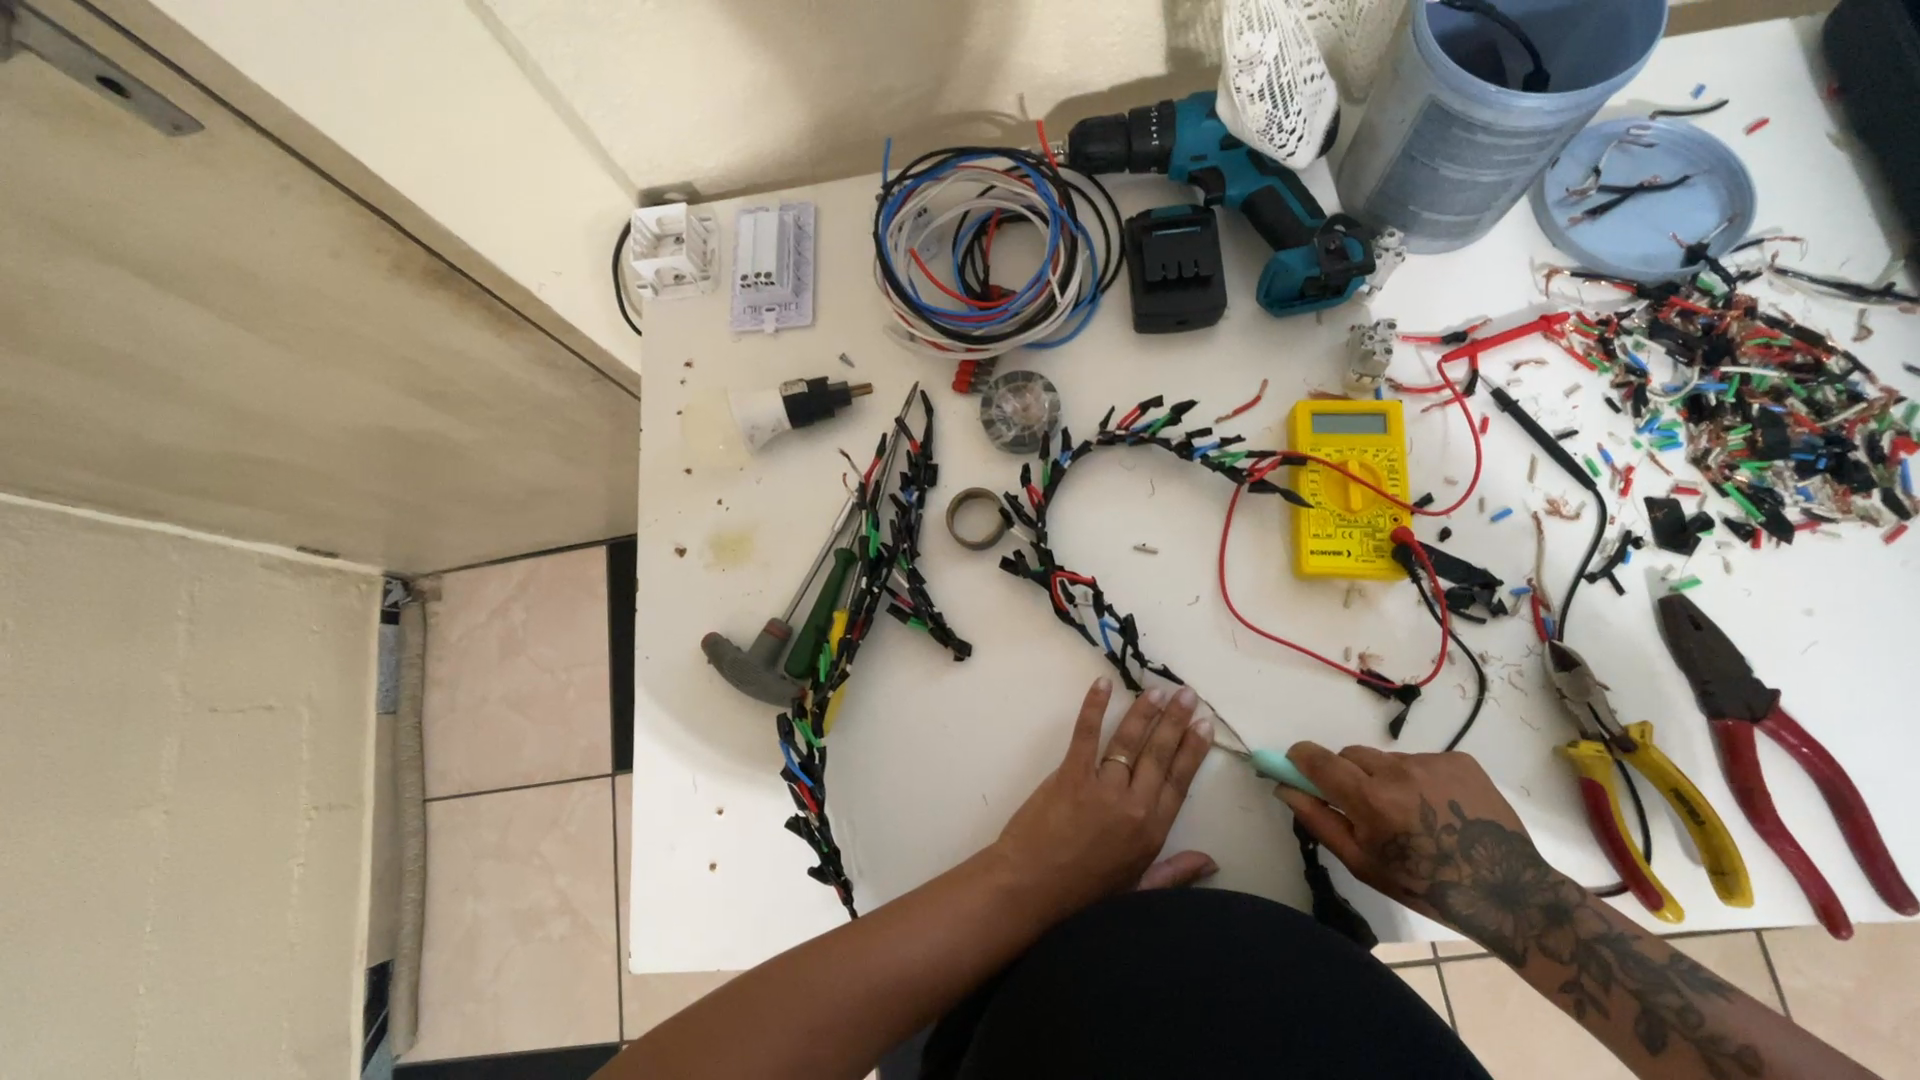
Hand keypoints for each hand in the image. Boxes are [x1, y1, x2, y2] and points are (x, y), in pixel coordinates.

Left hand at [991, 678, 1216, 921]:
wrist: (1031, 888)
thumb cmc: (1083, 893)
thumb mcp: (1137, 889)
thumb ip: (1175, 873)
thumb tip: (1211, 861)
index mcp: (1151, 830)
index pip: (1179, 780)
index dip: (1194, 750)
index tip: (1205, 725)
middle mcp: (1133, 805)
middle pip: (1159, 754)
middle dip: (1176, 721)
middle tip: (1187, 694)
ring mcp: (1101, 788)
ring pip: (1129, 741)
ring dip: (1145, 712)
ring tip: (1157, 691)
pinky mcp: (1070, 775)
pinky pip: (1086, 734)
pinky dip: (1093, 707)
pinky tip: (1102, 684)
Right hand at [1275, 744, 1541, 927]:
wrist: (1509, 890)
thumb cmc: (1426, 885)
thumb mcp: (1362, 862)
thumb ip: (1319, 820)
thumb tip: (1286, 788)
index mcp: (1369, 798)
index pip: (1316, 758)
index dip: (1299, 758)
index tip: (1295, 767)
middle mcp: (1397, 770)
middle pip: (1350, 754)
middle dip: (1347, 774)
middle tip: (1365, 809)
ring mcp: (1431, 762)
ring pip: (1386, 759)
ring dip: (1385, 778)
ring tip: (1412, 815)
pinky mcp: (1460, 760)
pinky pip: (1420, 761)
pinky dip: (1419, 779)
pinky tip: (1439, 809)